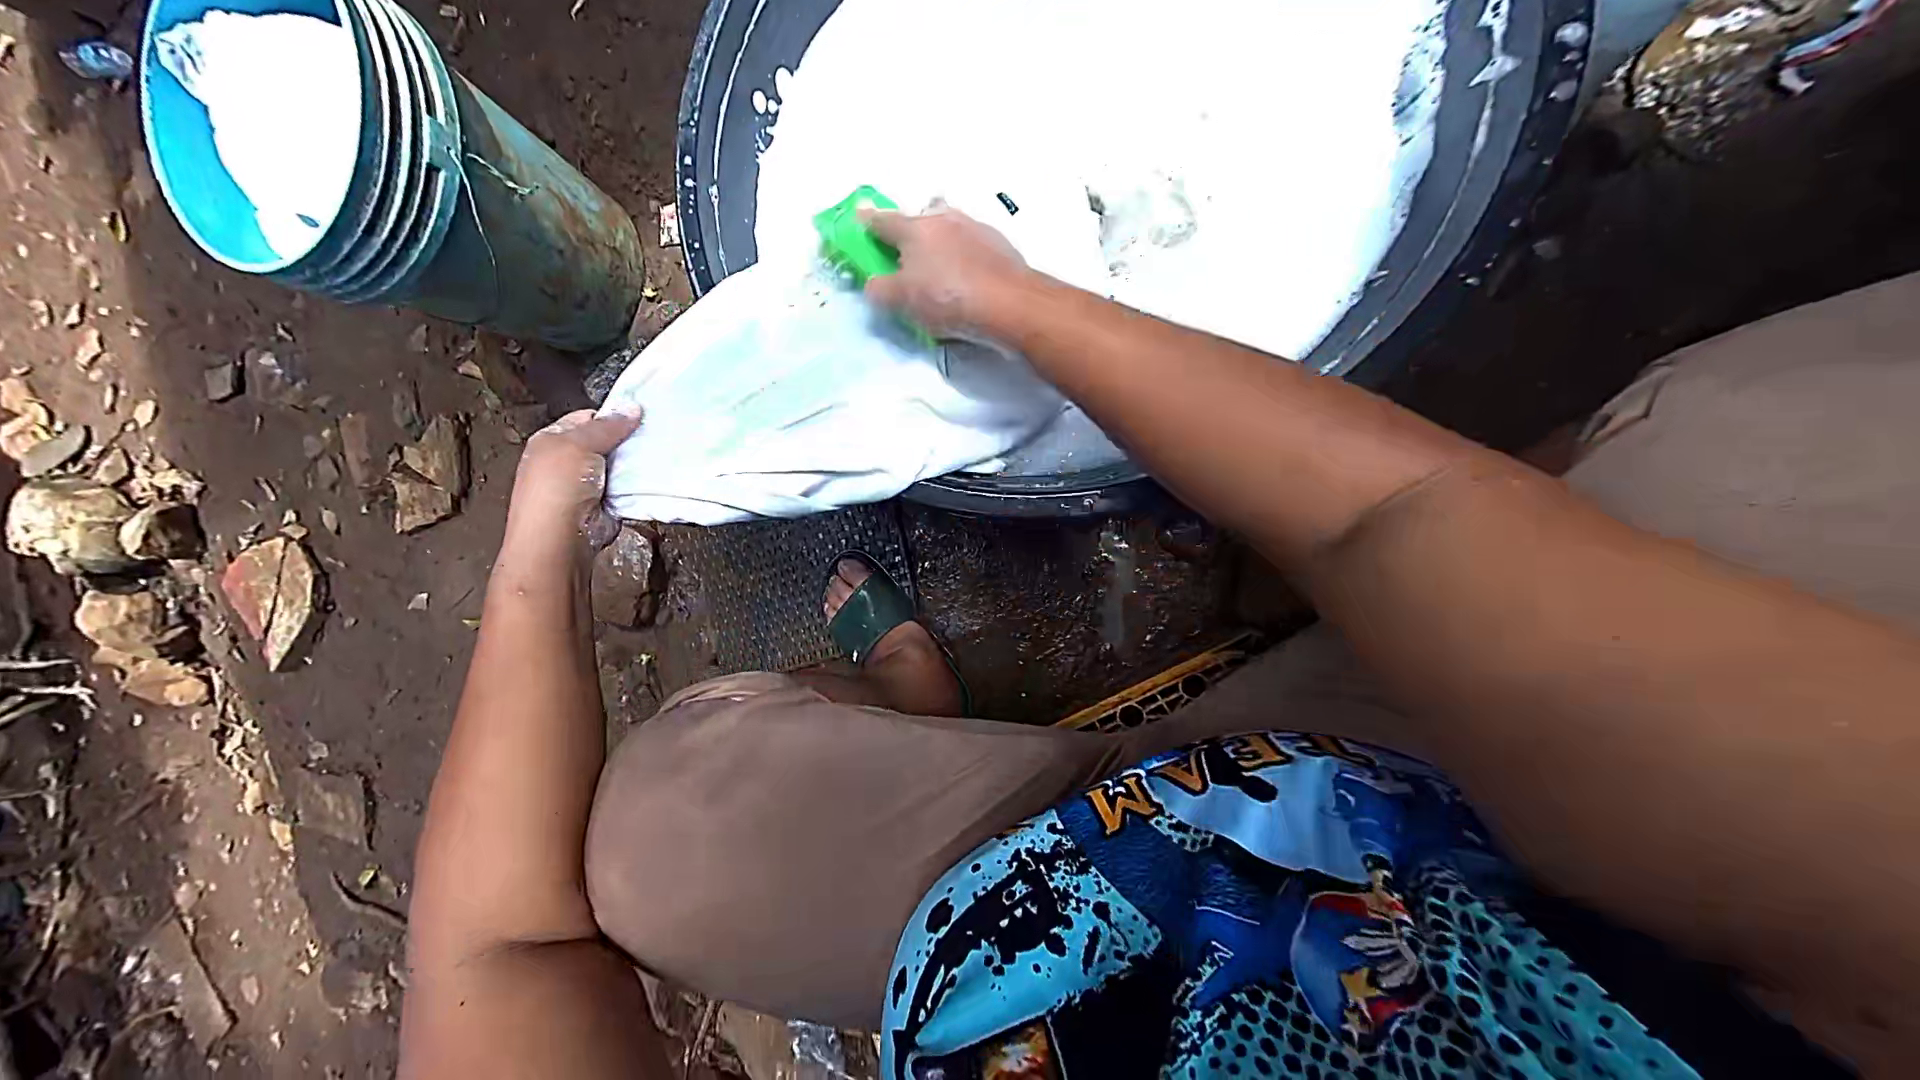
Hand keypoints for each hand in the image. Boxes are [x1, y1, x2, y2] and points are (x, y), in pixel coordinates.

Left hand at [506, 408, 641, 552]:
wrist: (562, 539)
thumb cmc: (557, 488)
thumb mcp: (577, 444)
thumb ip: (607, 426)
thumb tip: (633, 408)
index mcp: (553, 440)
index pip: (587, 418)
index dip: (612, 416)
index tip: (639, 415)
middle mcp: (570, 461)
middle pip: (608, 442)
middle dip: (629, 439)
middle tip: (654, 433)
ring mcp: (590, 484)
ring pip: (622, 465)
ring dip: (638, 463)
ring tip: (660, 453)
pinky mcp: (608, 504)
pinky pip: (630, 488)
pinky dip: (642, 484)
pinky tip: (655, 477)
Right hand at [862, 204, 1030, 340]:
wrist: (1009, 304)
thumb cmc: (947, 298)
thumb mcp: (901, 301)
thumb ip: (879, 290)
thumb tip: (874, 284)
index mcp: (915, 228)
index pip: (882, 220)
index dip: (867, 222)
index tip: (860, 218)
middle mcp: (945, 219)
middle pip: (920, 219)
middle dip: (910, 231)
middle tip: (906, 255)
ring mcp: (976, 228)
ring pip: (949, 229)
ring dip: (940, 243)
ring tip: (940, 269)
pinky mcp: (1000, 246)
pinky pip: (972, 246)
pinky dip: (964, 257)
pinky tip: (968, 279)